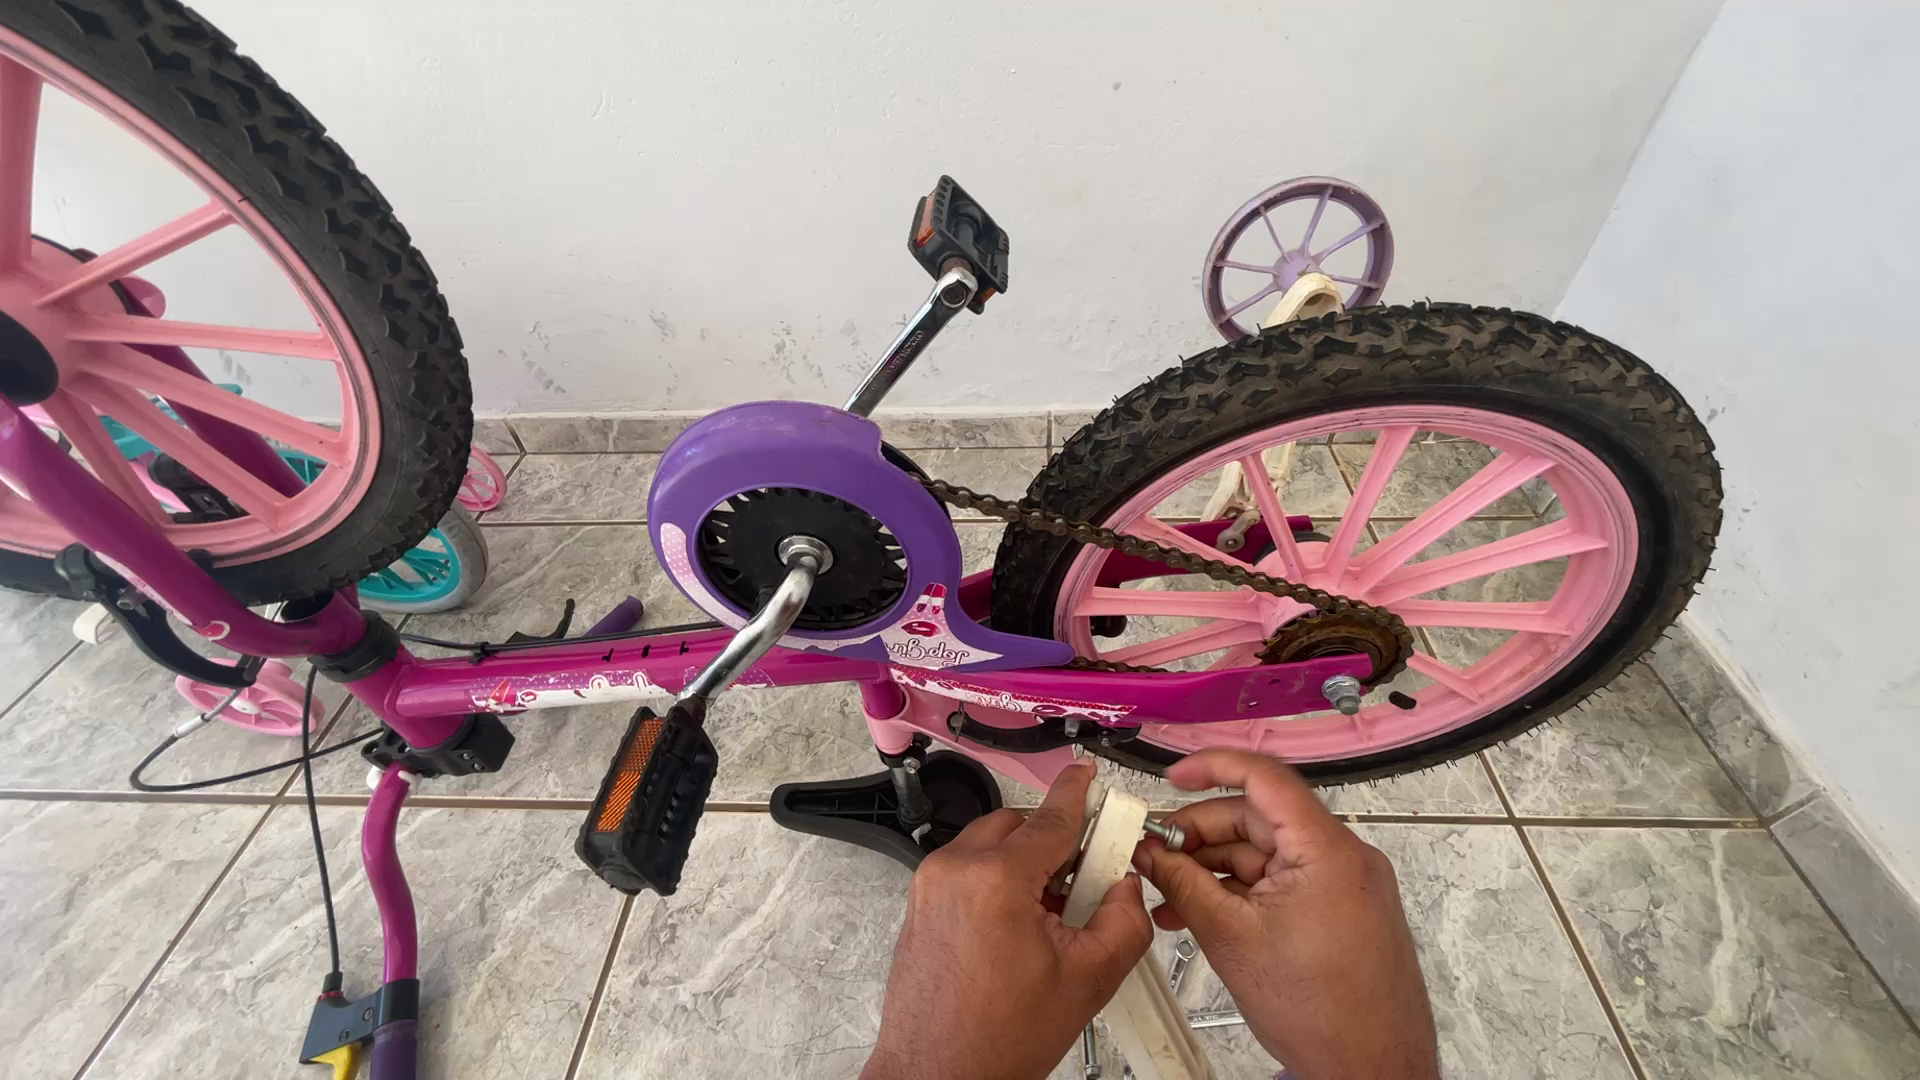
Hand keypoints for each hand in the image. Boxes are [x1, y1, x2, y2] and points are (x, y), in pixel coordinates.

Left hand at [862, 762, 1152, 1079]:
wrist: (936, 1077)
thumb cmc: (997, 1040)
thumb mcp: (1086, 981)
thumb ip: (1122, 922)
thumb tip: (1125, 885)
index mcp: (996, 880)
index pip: (1049, 818)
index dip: (1076, 792)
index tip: (1086, 773)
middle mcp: (956, 868)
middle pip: (1019, 824)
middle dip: (1054, 842)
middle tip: (1082, 879)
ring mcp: (931, 880)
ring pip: (992, 840)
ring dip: (1024, 859)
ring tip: (1048, 911)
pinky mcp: (921, 896)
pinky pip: (968, 862)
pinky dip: (997, 874)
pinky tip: (1017, 920)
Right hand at [1134, 750, 1439, 1079]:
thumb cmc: (1317, 1014)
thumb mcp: (1230, 937)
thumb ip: (1182, 882)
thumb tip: (1147, 851)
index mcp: (1326, 850)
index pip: (1265, 777)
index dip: (1212, 766)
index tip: (1171, 778)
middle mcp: (1340, 855)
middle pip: (1254, 818)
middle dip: (1198, 835)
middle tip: (1153, 854)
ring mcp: (1339, 883)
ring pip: (1259, 852)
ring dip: (1210, 868)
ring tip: (1165, 893)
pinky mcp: (1334, 907)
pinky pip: (1274, 880)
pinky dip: (1235, 890)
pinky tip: (1195, 911)